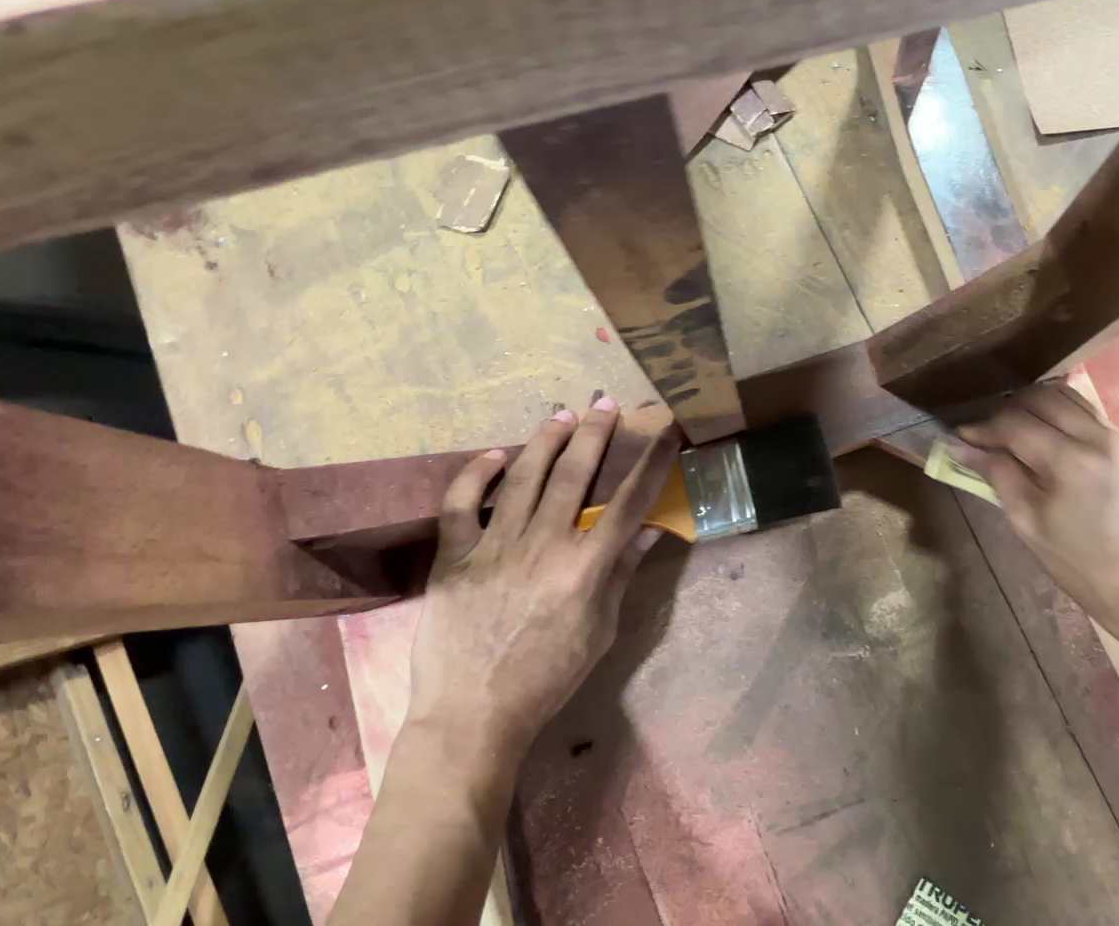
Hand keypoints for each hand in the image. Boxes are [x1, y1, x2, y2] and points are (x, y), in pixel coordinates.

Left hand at [406, 399, 681, 760]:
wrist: (473, 715)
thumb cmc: (548, 678)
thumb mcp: (601, 632)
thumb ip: (621, 575)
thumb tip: (645, 530)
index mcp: (586, 567)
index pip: (630, 501)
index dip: (652, 461)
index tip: (665, 430)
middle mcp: (544, 545)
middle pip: (576, 475)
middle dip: (596, 434)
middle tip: (605, 403)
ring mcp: (494, 546)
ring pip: (523, 477)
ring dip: (546, 442)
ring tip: (562, 416)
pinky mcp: (453, 556)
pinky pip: (461, 504)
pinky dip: (476, 474)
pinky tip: (494, 456)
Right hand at [957, 383, 1118, 644]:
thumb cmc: (1075, 561)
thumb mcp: (1026, 521)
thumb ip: (996, 474)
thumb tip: (959, 445)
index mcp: (1071, 462)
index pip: (1016, 425)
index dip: (983, 428)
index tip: (960, 437)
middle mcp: (1098, 437)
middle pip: (1040, 399)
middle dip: (1006, 411)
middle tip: (985, 433)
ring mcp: (1117, 435)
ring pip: (1064, 396)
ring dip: (1032, 405)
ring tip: (1011, 428)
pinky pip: (1083, 410)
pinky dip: (1057, 413)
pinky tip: (1040, 431)